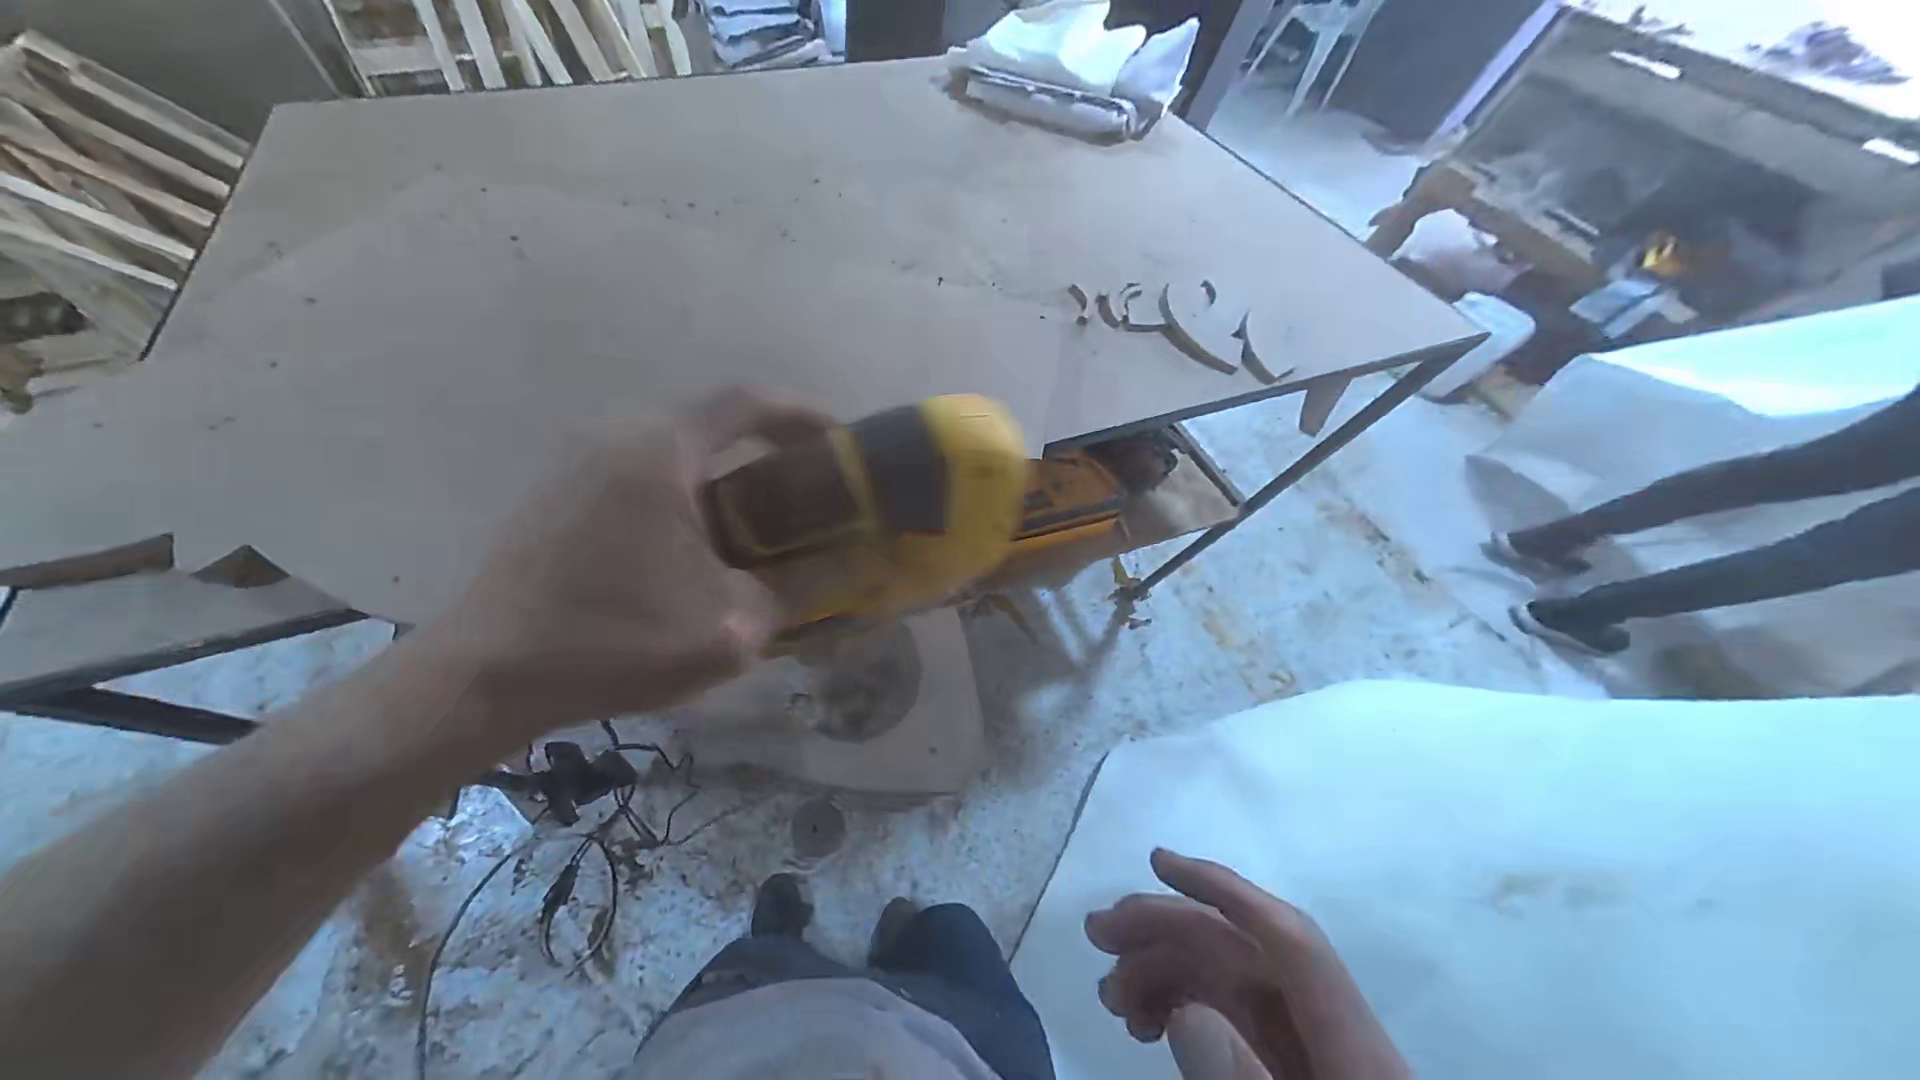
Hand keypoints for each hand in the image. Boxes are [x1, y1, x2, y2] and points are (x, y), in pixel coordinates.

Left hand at [424, 388, 832, 741]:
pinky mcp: (565, 487)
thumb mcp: (729, 628)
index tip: (845, 441)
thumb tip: (846, 574)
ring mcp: (583, 457)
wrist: (486, 677)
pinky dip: (693, 486)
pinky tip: (709, 537)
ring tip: (771, 514)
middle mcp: (618, 433)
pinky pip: (648, 465)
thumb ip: (798, 593)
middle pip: (715, 417)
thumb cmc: (612, 642)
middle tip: (816, 485)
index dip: (805, 413)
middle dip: (774, 443)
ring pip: (680, 443)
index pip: (748, 400)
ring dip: (732, 467)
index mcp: (659, 449)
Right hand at [1085, 849, 1410, 1079]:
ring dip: (1161, 970)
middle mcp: (1326, 1023)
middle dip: (1163, 928)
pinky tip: (1146, 1023)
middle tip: (1097, 933)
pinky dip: (1180, 1005)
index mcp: (1349, 1041)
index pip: (1287, 937)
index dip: (1222, 889)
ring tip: (1111, 998)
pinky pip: (1226, 1012)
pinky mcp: (1289, 1062)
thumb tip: (1184, 1016)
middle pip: (1239, 949)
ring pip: (1223, 976)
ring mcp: (1306, 1043)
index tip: (1157, 863)